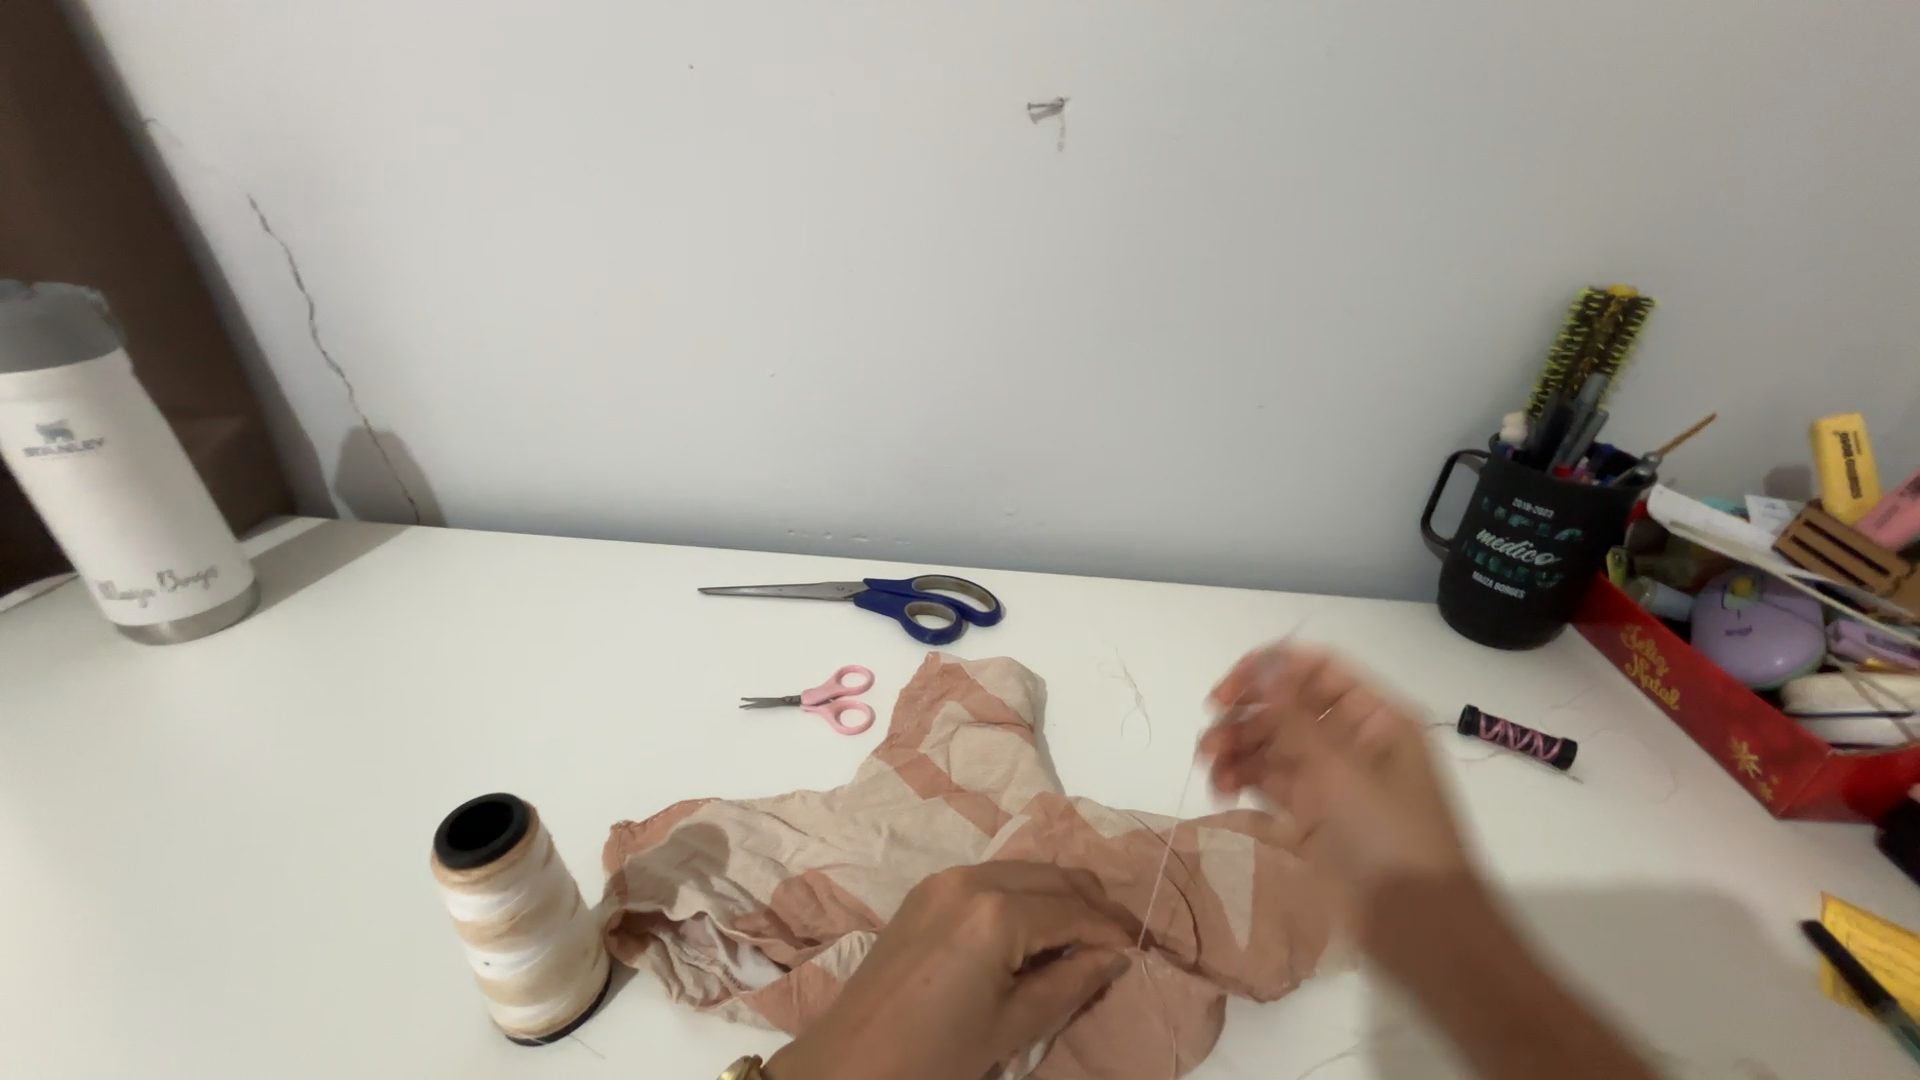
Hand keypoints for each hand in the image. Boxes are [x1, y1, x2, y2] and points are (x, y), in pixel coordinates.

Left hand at [764, 862, 1136, 1079]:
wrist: (851, 1061)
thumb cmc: (936, 1054)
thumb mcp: (1011, 1025)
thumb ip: (1070, 982)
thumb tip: (1115, 955)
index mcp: (995, 912)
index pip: (1072, 910)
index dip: (1113, 929)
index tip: (1143, 948)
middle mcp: (972, 877)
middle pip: (1052, 875)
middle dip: (1092, 904)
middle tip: (1121, 939)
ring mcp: (946, 876)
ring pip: (1024, 869)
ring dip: (1059, 895)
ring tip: (1085, 935)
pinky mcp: (929, 887)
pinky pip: (993, 876)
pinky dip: (1025, 894)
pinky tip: (1037, 927)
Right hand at [1198, 643, 1474, 943]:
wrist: (1421, 930)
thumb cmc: (1391, 838)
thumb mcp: (1342, 771)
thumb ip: (1296, 717)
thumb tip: (1264, 665)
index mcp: (1373, 716)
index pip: (1313, 669)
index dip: (1268, 670)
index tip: (1228, 691)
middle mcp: (1350, 737)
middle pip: (1284, 704)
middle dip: (1244, 715)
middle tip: (1211, 736)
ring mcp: (1328, 775)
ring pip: (1270, 741)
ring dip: (1236, 746)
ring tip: (1210, 764)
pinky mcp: (1310, 810)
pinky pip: (1267, 778)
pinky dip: (1241, 777)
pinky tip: (1222, 787)